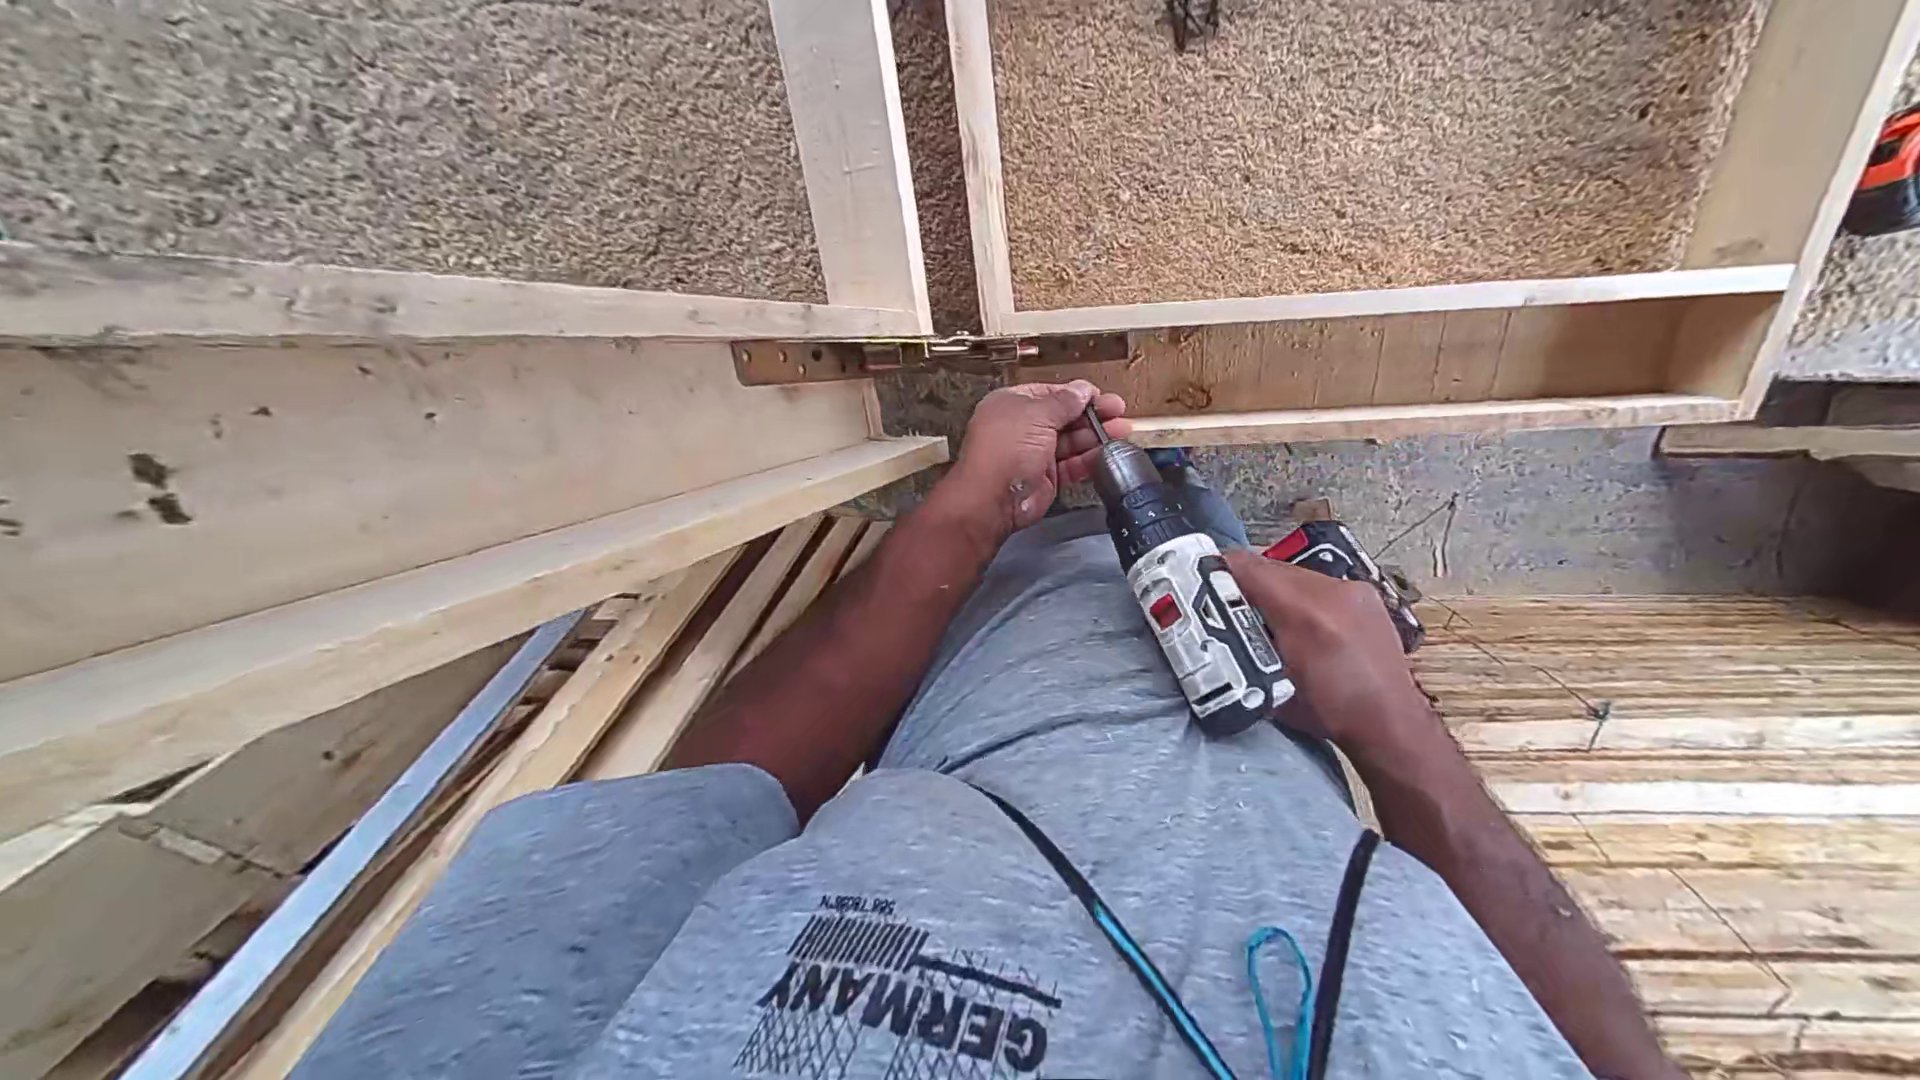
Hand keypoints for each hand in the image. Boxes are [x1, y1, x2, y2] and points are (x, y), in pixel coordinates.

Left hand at [939, 380, 1129, 538]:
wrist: (993, 498)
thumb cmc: (1005, 450)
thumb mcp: (1037, 414)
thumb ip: (1064, 402)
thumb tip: (1082, 390)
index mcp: (1013, 405)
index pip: (1049, 394)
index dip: (1076, 394)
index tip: (1100, 396)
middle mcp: (1023, 428)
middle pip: (1063, 417)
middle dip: (1091, 415)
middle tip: (1118, 412)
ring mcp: (1034, 453)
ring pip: (1070, 442)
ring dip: (1095, 436)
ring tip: (1122, 431)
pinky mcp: (1045, 477)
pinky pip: (1071, 465)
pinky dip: (1089, 459)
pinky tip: (1108, 453)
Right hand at [1223, 550, 1439, 754]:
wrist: (1390, 724)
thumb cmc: (1330, 712)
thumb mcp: (1267, 679)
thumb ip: (1240, 641)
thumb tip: (1211, 621)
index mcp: (1304, 613)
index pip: (1247, 567)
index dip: (1218, 569)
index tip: (1201, 576)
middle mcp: (1332, 593)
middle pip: (1268, 566)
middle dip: (1242, 581)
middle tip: (1223, 599)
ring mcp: (1353, 591)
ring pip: (1292, 572)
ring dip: (1270, 587)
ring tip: (1258, 612)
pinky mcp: (1364, 596)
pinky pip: (1316, 582)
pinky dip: (1296, 593)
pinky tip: (1292, 617)